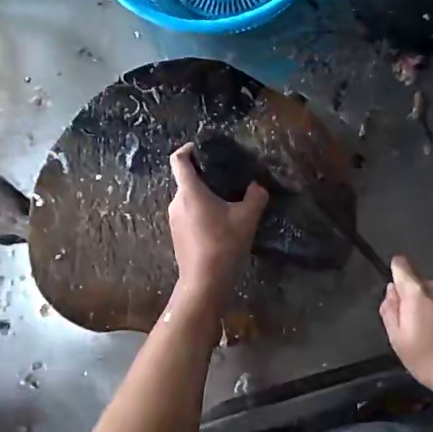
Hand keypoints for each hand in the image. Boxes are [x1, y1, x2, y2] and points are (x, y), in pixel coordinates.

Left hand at [167, 142, 269, 285]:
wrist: (204, 283)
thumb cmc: (223, 245)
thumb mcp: (247, 218)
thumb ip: (255, 196)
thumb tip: (258, 184)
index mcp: (189, 191)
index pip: (178, 159)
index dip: (188, 148)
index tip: (204, 149)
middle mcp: (177, 201)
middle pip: (186, 178)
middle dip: (205, 175)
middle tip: (228, 176)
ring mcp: (174, 219)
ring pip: (188, 197)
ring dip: (205, 195)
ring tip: (228, 200)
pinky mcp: (177, 234)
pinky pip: (188, 212)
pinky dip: (201, 210)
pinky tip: (220, 222)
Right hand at [379, 256, 432, 398]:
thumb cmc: (430, 360)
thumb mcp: (398, 341)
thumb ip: (390, 311)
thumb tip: (391, 291)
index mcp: (418, 291)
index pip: (401, 264)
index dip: (395, 274)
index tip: (396, 295)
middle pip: (419, 284)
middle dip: (414, 299)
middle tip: (413, 327)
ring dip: (432, 309)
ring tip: (432, 336)